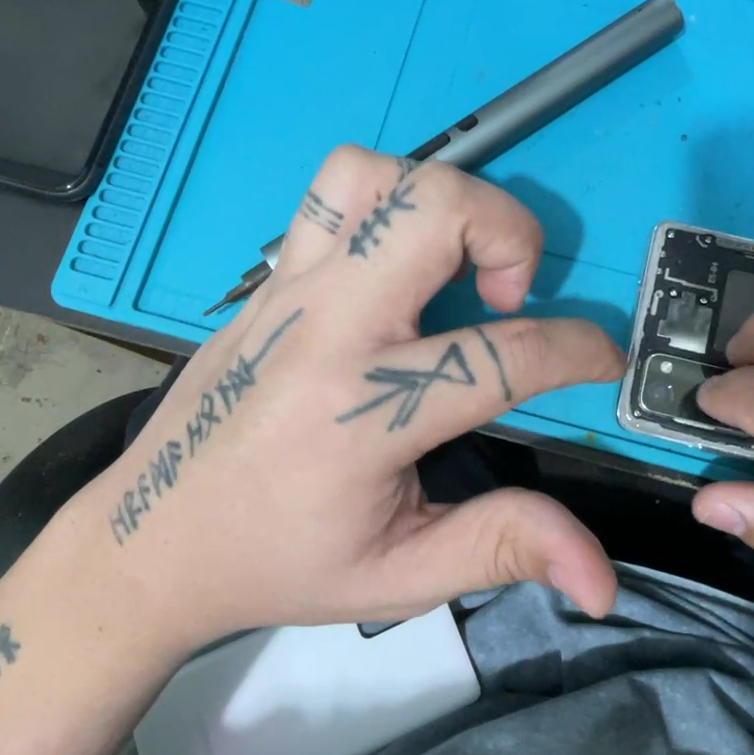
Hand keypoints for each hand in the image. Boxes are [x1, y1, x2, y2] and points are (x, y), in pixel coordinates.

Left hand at [68, 146, 622, 650]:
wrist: (152, 540)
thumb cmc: (278, 564)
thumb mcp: (398, 576)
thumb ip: (503, 550)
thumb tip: (600, 578)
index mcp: (359, 419)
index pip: (498, 357)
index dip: (576, 349)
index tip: (600, 358)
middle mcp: (324, 333)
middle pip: (433, 211)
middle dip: (510, 231)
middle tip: (510, 296)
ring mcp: (287, 292)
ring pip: (373, 175)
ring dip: (440, 201)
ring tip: (454, 268)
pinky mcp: (267, 279)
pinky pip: (332, 193)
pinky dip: (386, 200)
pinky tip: (399, 265)